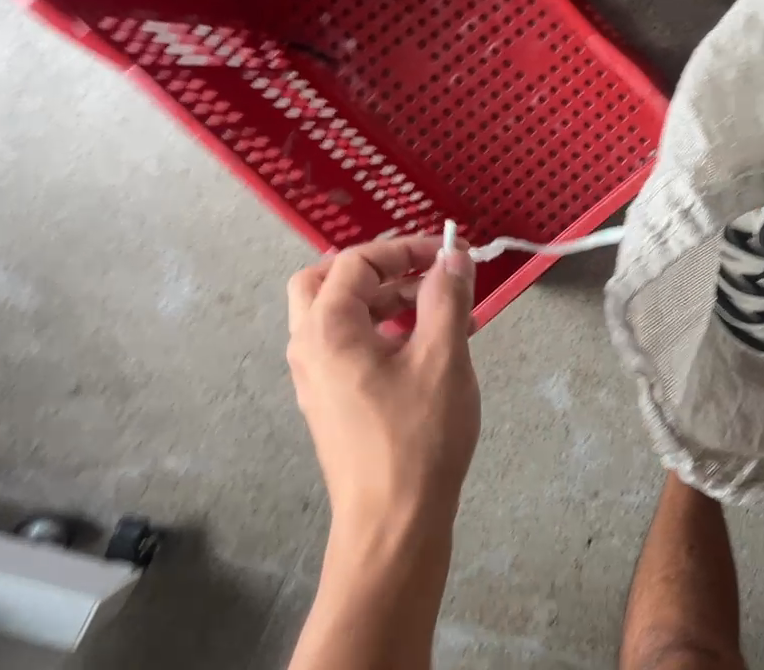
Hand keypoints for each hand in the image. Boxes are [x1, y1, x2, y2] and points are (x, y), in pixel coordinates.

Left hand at [286, 235, 481, 533]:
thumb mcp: (444, 355)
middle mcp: (309, 349)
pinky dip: (384, 328)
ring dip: (385, 298)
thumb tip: (454, 257)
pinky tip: (430, 346)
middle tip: (426, 273)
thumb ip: (448, 298)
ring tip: (443, 311)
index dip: (404, 248)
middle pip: (324, 284)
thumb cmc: (420, 431)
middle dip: (378, 268)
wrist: (394, 515)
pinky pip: (350, 344)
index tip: (451, 256)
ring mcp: (317, 378)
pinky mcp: (335, 399)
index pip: (353, 263)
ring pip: (337, 315)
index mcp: (328, 332)